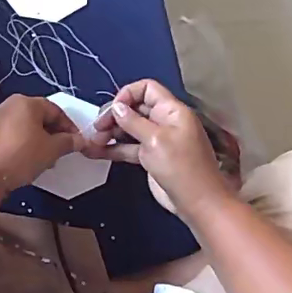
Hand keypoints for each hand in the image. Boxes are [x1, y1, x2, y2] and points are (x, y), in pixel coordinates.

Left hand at [0, 94, 88, 188]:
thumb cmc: (22, 154)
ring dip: (42, 141)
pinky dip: (28, 143)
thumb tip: (80, 140)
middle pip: (41, 117)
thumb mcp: (52, 149)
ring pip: (29, 127)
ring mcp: (0, 118)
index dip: (69, 127)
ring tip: (48, 158)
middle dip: (55, 134)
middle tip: (63, 150)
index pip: (56, 110)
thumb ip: (69, 142)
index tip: (77, 141)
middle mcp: (11, 105)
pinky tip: (32, 159)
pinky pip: (17, 134)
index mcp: (26, 102)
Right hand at [84, 79, 229, 215]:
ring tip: (93, 142)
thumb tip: (117, 107)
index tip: (112, 110)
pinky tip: (97, 152)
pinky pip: (129, 147)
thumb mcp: (155, 140)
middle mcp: (164, 121)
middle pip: (135, 108)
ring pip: (129, 129)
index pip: (147, 89)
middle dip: (114, 116)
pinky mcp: (151, 157)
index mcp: (171, 111)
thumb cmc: (181, 167)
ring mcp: (157, 140)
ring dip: (110, 133)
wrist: (198, 203)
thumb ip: (133, 121)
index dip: (127, 95)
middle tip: (97, 129)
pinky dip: (114, 148)